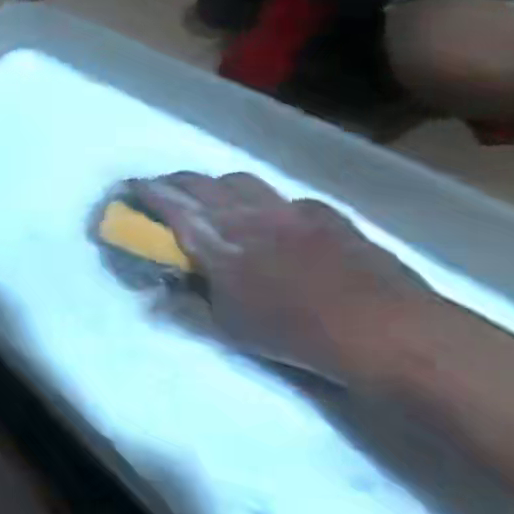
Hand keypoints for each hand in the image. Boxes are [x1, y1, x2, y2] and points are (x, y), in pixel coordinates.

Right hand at [130, 173, 432, 382]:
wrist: (387, 330)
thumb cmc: (296, 333)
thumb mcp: (230, 329)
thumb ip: (189, 306)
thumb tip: (154, 297)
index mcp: (212, 236)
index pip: (164, 200)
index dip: (141, 190)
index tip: (125, 188)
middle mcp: (242, 211)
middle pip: (197, 182)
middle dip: (174, 182)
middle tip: (165, 191)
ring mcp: (286, 209)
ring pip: (240, 180)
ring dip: (221, 186)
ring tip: (220, 201)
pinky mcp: (327, 216)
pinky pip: (289, 199)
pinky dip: (274, 205)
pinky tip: (283, 222)